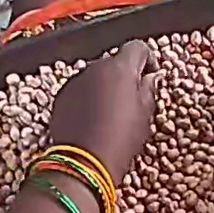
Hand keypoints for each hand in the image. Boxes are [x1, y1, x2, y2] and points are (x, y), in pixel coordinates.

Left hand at [47, 41, 158, 183]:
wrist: (84, 164)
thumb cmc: (120, 141)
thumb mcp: (145, 116)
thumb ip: (149, 89)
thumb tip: (151, 77)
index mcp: (120, 68)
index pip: (138, 48)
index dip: (149, 60)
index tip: (152, 78)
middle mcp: (95, 68)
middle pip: (115, 63)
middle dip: (125, 78)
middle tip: (133, 102)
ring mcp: (75, 82)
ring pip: (96, 78)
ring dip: (106, 89)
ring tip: (112, 116)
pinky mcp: (61, 99)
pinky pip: (80, 92)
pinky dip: (88, 101)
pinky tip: (94, 122)